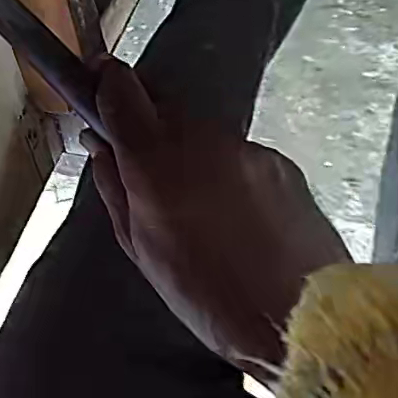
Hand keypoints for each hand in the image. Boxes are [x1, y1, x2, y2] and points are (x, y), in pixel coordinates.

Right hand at [83, 58, 350, 381]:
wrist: (302, 319)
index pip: (122, 89)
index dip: (105, 79)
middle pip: (161, 101)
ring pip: (198, 128)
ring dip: (183, 145)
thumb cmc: (201, 293)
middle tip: (138, 157)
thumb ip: (113, 186)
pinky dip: (220, 166)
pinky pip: (233, 151)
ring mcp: (245, 146)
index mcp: (154, 159)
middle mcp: (200, 138)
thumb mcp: (136, 245)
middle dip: (143, 119)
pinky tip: (230, 209)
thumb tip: (101, 146)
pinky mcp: (280, 161)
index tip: (95, 77)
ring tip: (190, 196)